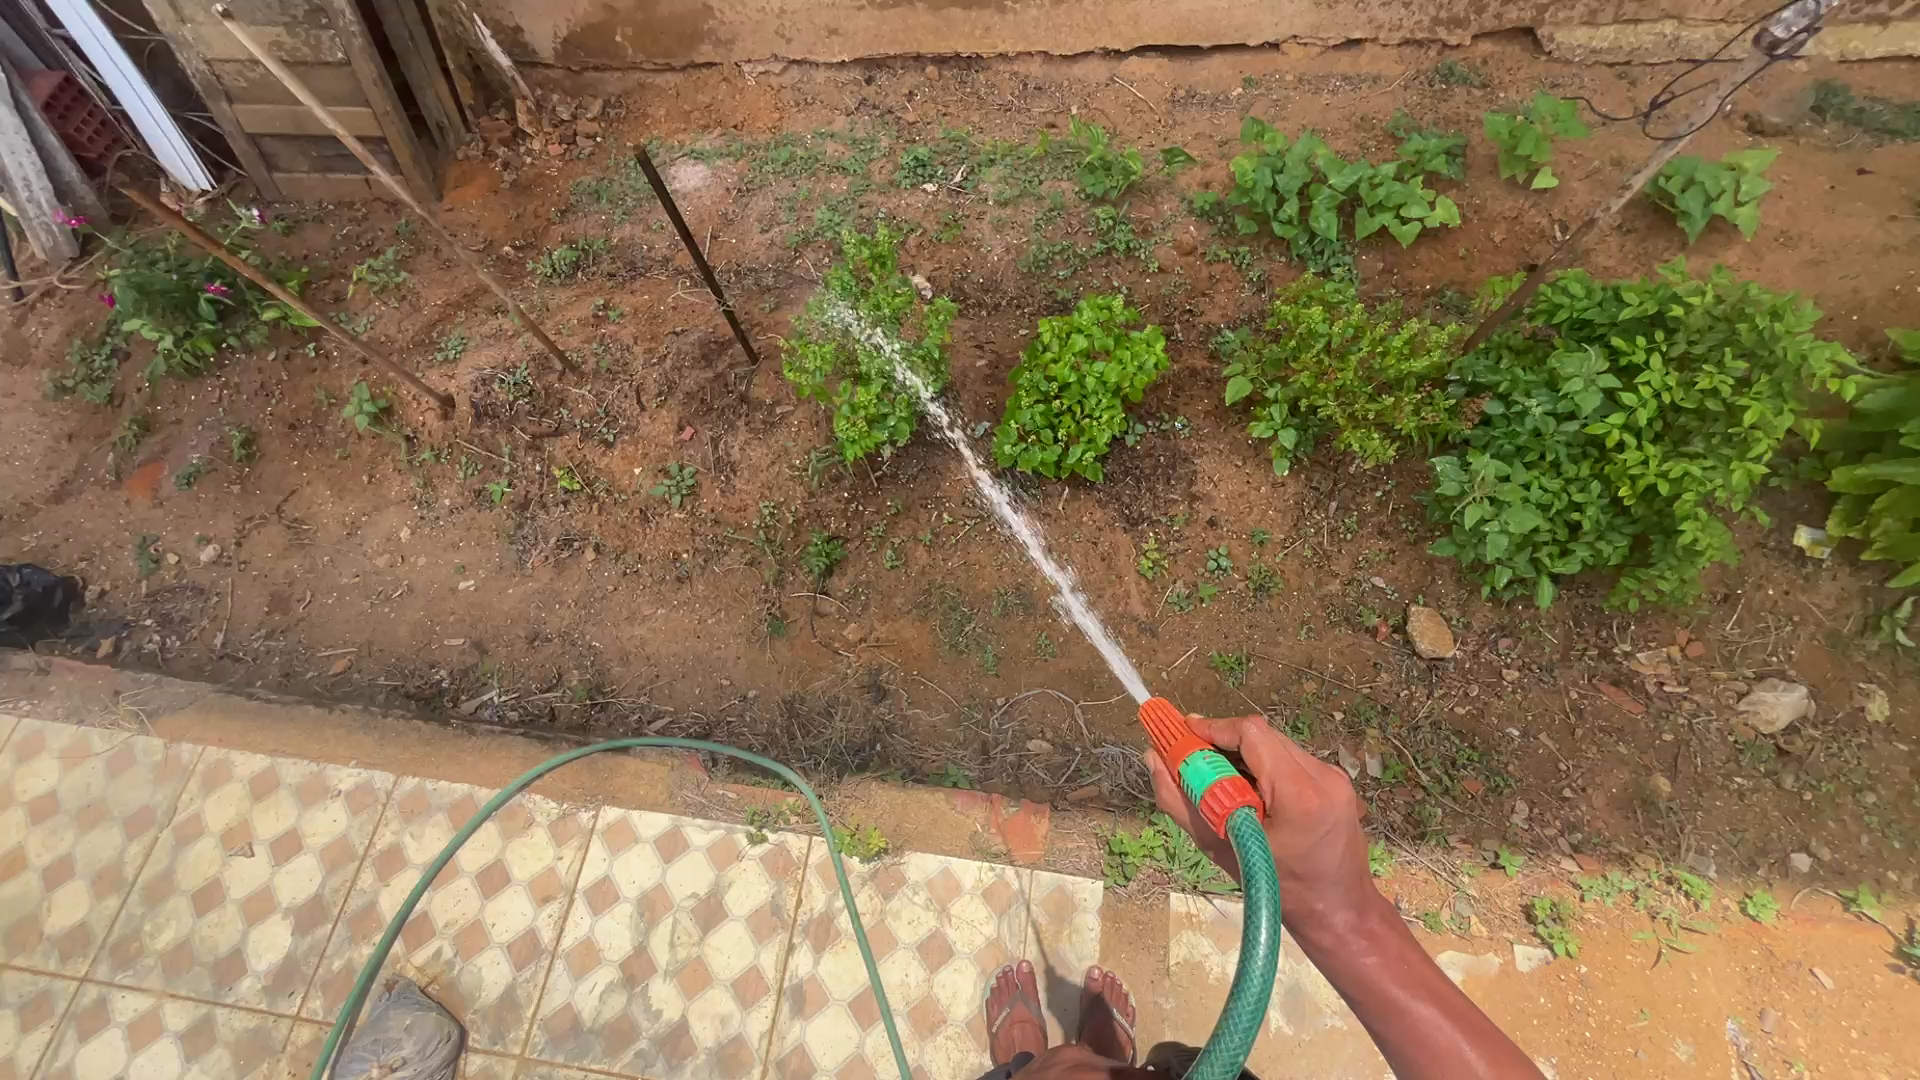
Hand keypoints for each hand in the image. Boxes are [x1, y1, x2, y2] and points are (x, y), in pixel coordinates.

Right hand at [1146, 714, 1377, 936]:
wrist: (1339, 915)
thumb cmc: (1275, 889)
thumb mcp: (1217, 846)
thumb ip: (1179, 800)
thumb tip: (1153, 757)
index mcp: (1299, 794)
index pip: (1252, 734)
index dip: (1213, 728)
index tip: (1184, 734)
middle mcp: (1323, 776)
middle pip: (1261, 735)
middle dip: (1223, 741)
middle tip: (1194, 757)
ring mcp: (1334, 777)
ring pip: (1274, 744)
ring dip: (1242, 753)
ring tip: (1220, 780)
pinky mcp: (1337, 782)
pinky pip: (1288, 758)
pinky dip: (1262, 765)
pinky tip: (1249, 791)